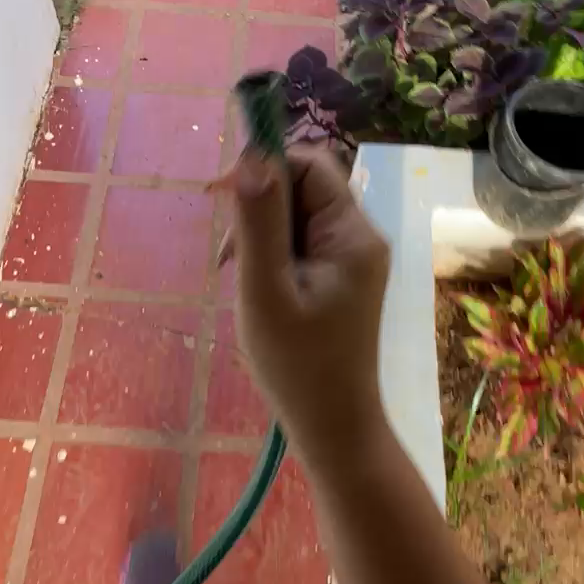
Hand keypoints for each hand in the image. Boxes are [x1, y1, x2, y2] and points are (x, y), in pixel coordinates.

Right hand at [220, 146, 390, 460]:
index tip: (222, 198)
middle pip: (305, 187)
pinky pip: (303, 242)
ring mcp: (354, 257)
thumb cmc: (297, 365)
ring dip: (262, 233)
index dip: (265, 168)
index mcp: (352, 233)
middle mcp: (361, 236)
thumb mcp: (266, 290)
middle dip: (260, 208)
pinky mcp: (342, 276)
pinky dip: (274, 254)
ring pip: (299, 215)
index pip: (310, 165)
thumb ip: (259, 223)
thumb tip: (251, 157)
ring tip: (240, 277)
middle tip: (229, 256)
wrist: (334, 426)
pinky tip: (258, 285)